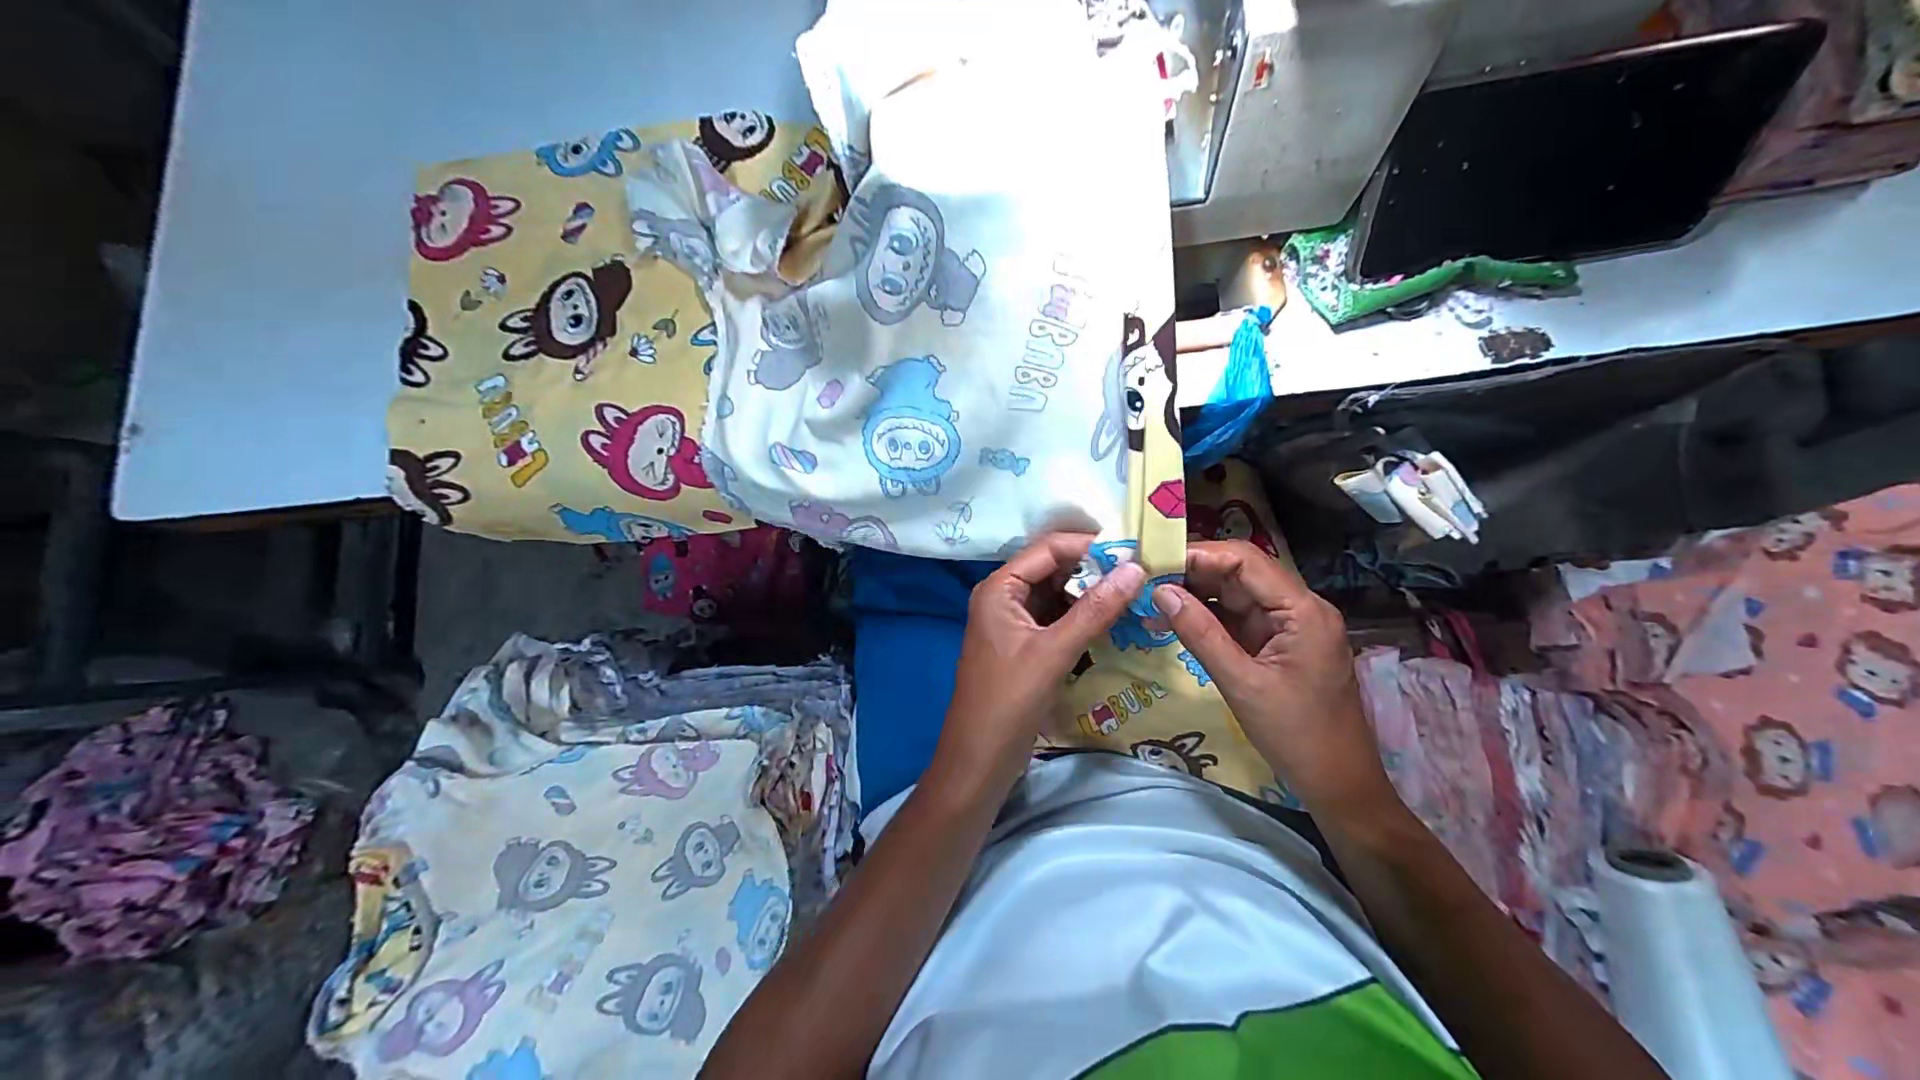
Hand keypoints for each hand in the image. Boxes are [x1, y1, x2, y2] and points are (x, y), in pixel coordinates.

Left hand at [932, 533, 1145, 799]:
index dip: (1091, 546)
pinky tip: (1116, 621)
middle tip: (1143, 574)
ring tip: (1137, 595)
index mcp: (999, 588)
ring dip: (1093, 595)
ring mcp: (1015, 623)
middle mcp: (1004, 598)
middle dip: (1095, 570)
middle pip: (1054, 569)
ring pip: (1059, 595)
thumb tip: (1135, 569)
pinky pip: (1058, 619)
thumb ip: (1095, 609)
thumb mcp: (1054, 652)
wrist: (979, 760)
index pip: (1048, 549)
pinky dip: (1084, 618)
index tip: (1135, 552)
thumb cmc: (1009, 701)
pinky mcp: (1026, 646)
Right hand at [1153, 541, 1401, 822]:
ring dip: (1194, 595)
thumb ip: (1200, 633)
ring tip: (1149, 600)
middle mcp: (1298, 608)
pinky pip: (1236, 619)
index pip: (1245, 561)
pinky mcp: (1277, 644)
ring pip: (1234, 595)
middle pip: (1239, 573)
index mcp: (1302, 610)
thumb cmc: (1296, 735)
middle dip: (1191, 573)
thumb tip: (1160, 591)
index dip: (1198, 554)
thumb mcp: (1241, 683)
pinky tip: (1171, 620)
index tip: (1154, 561)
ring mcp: (1288, 626)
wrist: (1338, 783)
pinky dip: (1205, 618)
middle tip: (1143, 579)